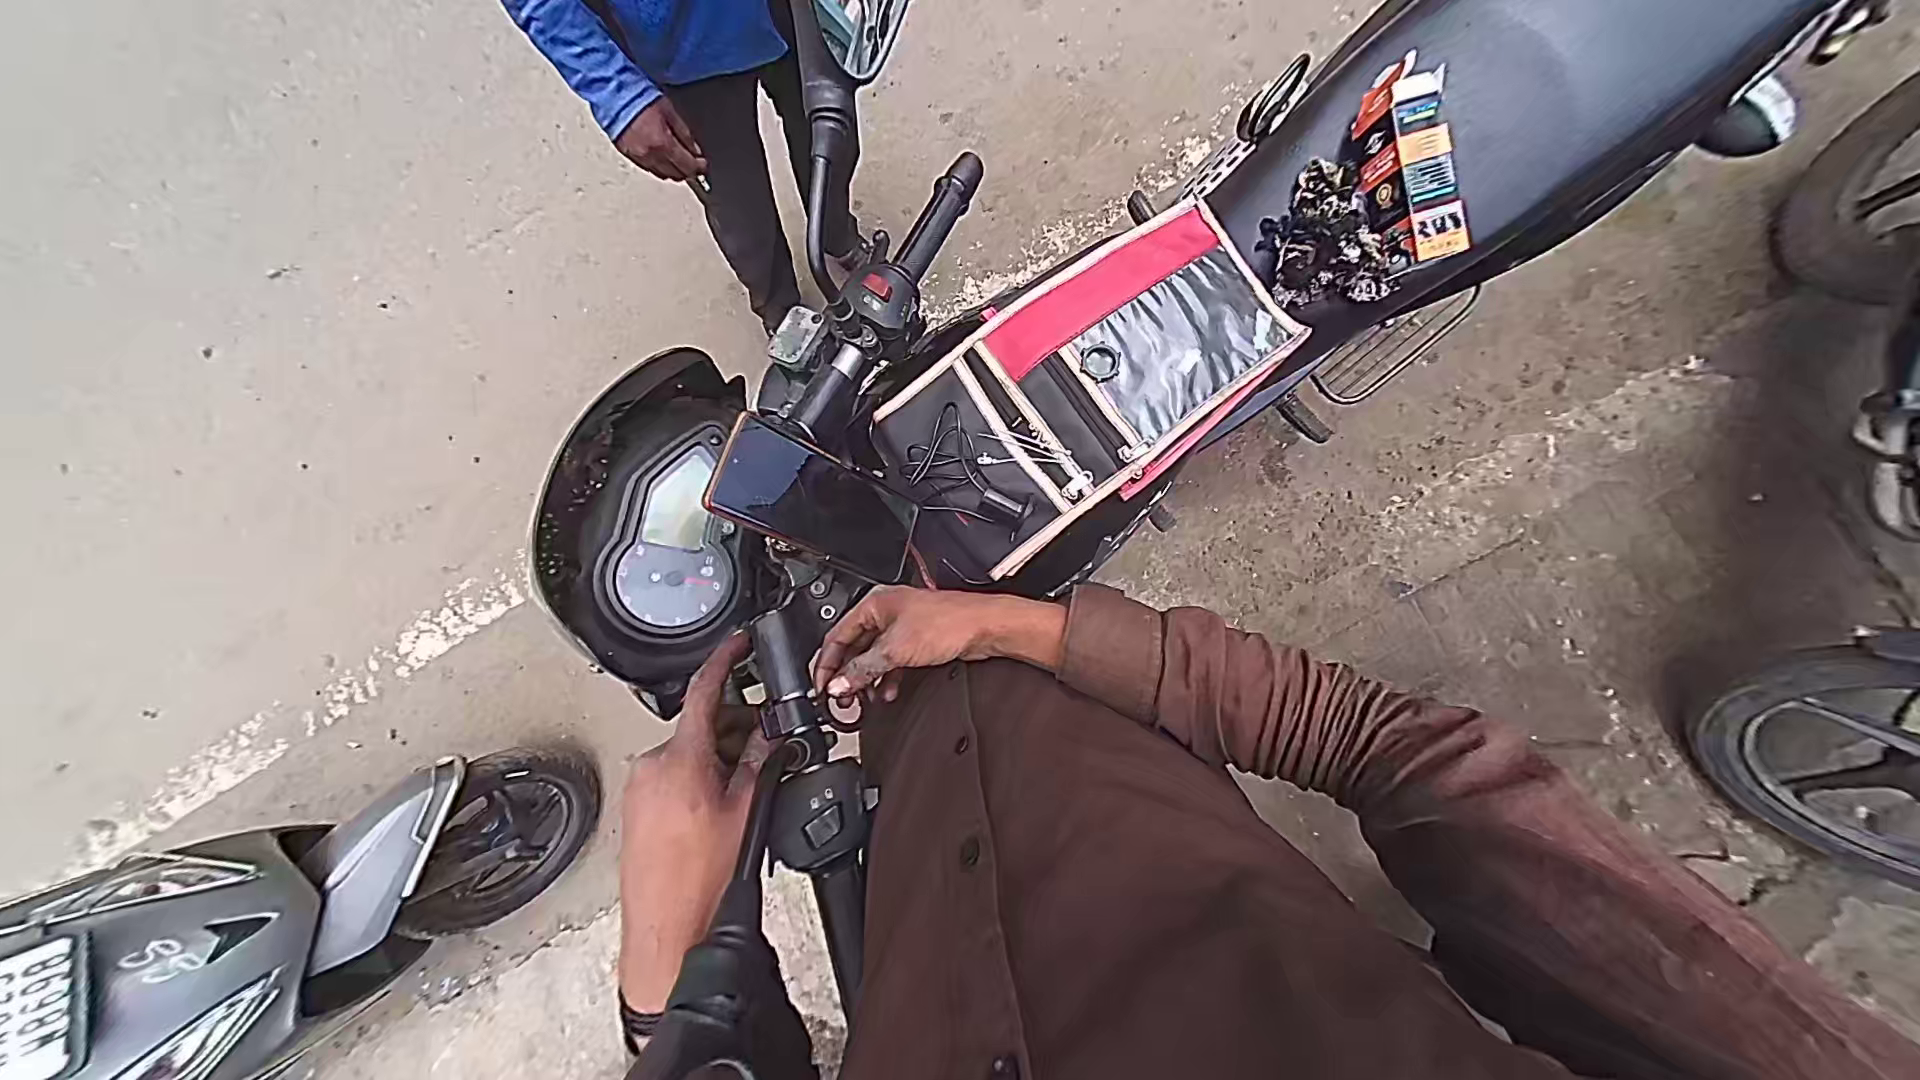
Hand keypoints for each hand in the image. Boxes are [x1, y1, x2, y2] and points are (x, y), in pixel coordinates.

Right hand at [614, 97, 706, 181]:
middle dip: (688, 170)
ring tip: (679, 162)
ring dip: (674, 171)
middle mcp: (651, 155)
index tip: (703, 165)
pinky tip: (662, 159)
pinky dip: (659, 167)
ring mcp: (638, 156)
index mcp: (663, 144)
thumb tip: (695, 150)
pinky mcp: (628, 154)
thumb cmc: (637, 94)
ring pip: (663, 175)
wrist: (608, 88)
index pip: (688, 166)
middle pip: (677, 174)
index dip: (699, 167)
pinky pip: (649, 169)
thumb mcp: (669, 110)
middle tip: (694, 164)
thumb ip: (684, 134)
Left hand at [619, 632, 765, 1010]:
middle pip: (702, 722)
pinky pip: (672, 769)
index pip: (704, 691)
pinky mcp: (637, 804)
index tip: (738, 643)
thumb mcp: (746, 809)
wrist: (668, 932)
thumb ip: (760, 758)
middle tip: (765, 743)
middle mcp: (652, 765)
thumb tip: (771, 731)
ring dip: (719, 752)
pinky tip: (721, 797)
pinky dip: (700, 770)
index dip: (725, 659)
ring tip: (745, 784)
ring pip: (689, 747)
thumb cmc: (702, 881)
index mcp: (680, 759)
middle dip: (736, 726)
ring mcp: (641, 786)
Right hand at [811, 586, 1067, 703]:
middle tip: (839, 697)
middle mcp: (886, 612)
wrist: (983, 627)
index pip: (836, 635)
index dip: (826, 663)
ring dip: (865, 679)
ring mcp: (901, 626)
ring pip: (872, 656)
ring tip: (860, 699)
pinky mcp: (916, 640)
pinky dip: (885, 677)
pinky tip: (886, 692)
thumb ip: (862, 668)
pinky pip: (891, 661)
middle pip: (853, 646)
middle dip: (846, 674)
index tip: (822, 687)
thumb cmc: (947, 622)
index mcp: (874, 604)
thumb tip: (839, 683)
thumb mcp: (895, 650)